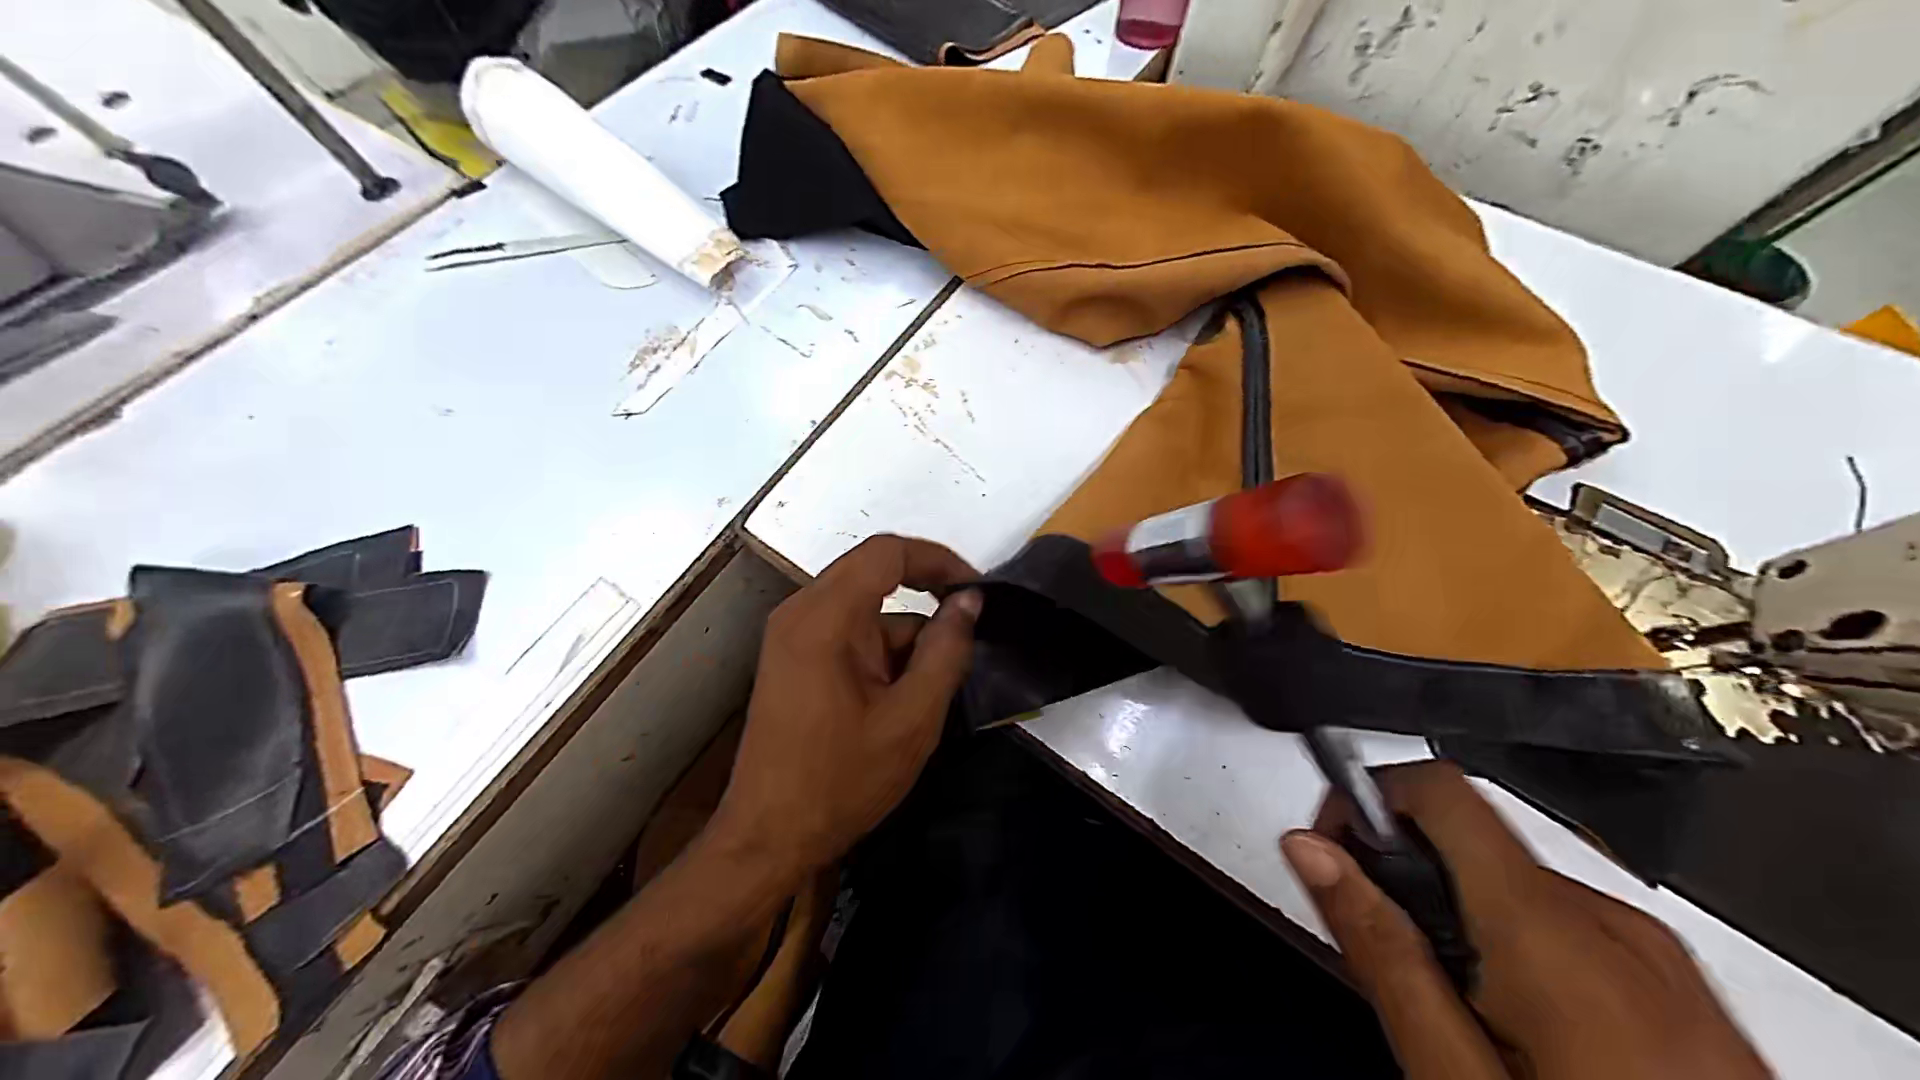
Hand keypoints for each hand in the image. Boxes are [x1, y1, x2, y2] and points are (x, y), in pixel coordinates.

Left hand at [712, 535, 980, 880]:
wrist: (768, 838)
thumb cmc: (840, 781)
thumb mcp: (912, 718)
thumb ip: (946, 651)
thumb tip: (968, 601)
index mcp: (824, 618)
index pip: (887, 552)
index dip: (938, 560)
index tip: (976, 591)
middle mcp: (801, 613)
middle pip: (876, 578)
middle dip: (927, 603)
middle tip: (969, 635)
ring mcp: (793, 635)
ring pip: (867, 611)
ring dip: (907, 640)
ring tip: (933, 694)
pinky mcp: (795, 658)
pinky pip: (850, 634)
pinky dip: (884, 655)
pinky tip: (903, 700)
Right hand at [1281, 762, 1771, 1079]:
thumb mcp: (1455, 1072)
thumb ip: (1379, 947)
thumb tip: (1310, 849)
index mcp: (1550, 930)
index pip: (1435, 787)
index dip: (1364, 800)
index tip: (1333, 848)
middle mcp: (1613, 924)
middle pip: (1465, 840)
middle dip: (1403, 879)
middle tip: (1388, 959)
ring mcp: (1658, 956)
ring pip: (1508, 884)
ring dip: (1456, 917)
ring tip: (1457, 1010)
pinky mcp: (1682, 986)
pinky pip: (1564, 922)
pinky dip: (1514, 945)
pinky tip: (1520, 1028)